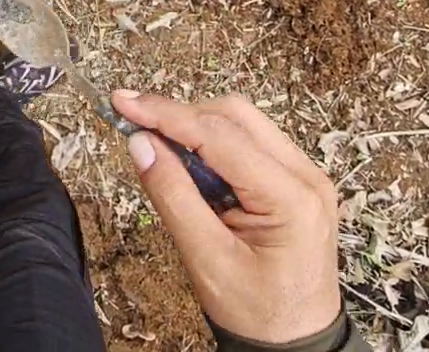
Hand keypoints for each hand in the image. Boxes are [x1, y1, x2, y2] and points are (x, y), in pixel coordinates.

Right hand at [113, 90, 341, 344]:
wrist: (297, 346)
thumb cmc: (254, 311)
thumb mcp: (206, 259)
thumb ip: (172, 194)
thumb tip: (138, 141)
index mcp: (292, 198)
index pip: (218, 136)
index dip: (165, 114)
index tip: (122, 101)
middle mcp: (306, 175)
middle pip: (233, 116)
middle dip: (180, 115)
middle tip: (136, 125)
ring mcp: (305, 173)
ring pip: (240, 121)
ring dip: (195, 125)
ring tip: (160, 146)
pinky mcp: (295, 177)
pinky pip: (248, 139)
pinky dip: (211, 139)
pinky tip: (189, 159)